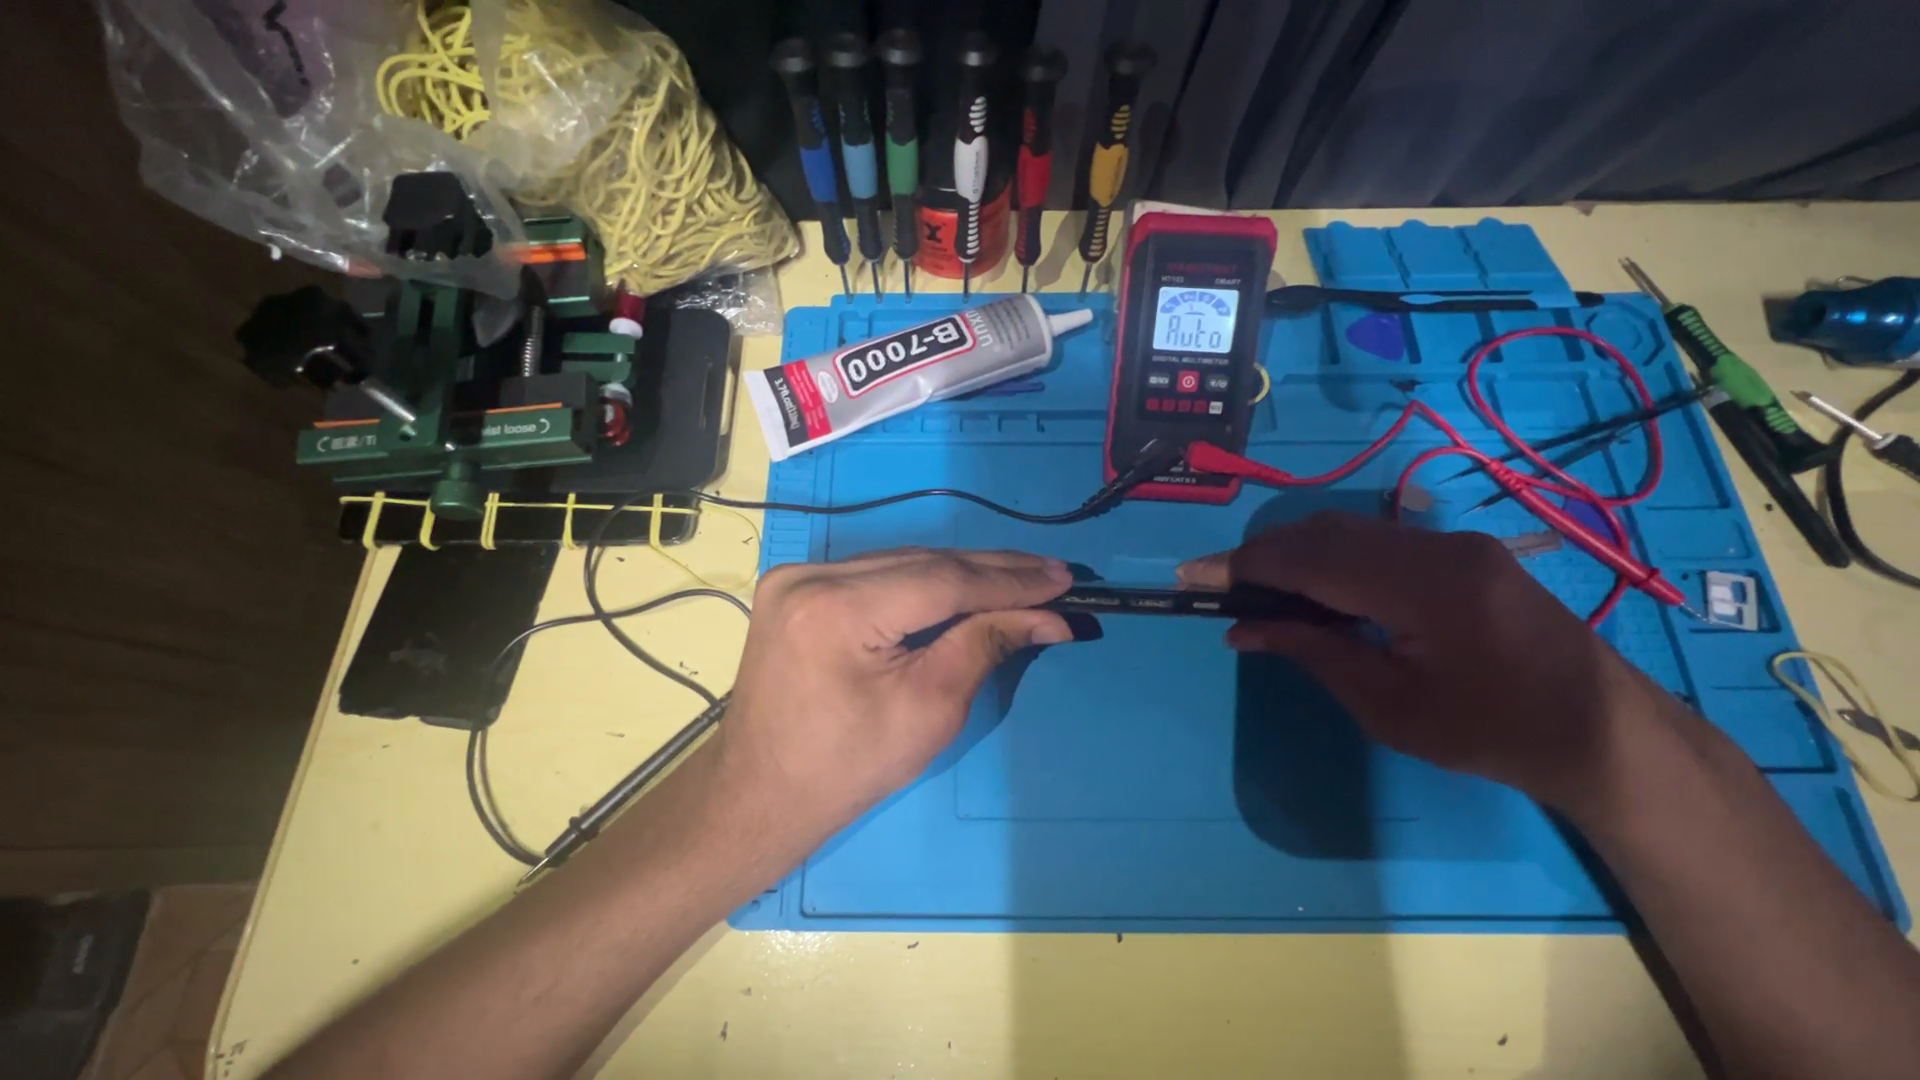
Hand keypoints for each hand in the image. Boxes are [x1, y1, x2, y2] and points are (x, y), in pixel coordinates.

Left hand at [716, 548, 1075, 832]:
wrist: (760, 793)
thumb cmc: (848, 768)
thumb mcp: (929, 710)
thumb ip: (985, 645)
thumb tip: (1047, 615)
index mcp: (837, 608)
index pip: (943, 580)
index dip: (1009, 580)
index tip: (1063, 579)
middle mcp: (810, 576)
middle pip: (922, 562)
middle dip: (992, 570)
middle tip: (1052, 573)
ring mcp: (796, 577)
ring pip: (900, 563)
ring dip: (961, 572)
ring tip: (1021, 577)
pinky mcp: (795, 589)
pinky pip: (875, 574)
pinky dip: (921, 581)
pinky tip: (962, 585)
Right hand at [1179, 512, 1669, 812]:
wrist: (1602, 732)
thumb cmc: (1493, 733)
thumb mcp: (1391, 708)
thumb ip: (1314, 654)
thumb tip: (1243, 629)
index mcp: (1422, 585)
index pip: (1309, 560)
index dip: (1244, 566)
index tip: (1192, 576)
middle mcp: (1436, 547)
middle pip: (1324, 532)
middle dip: (1263, 555)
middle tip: (1218, 586)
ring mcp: (1453, 544)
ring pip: (1349, 531)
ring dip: (1295, 554)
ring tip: (1257, 590)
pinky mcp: (1462, 553)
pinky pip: (1377, 542)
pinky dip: (1332, 559)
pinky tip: (1314, 590)